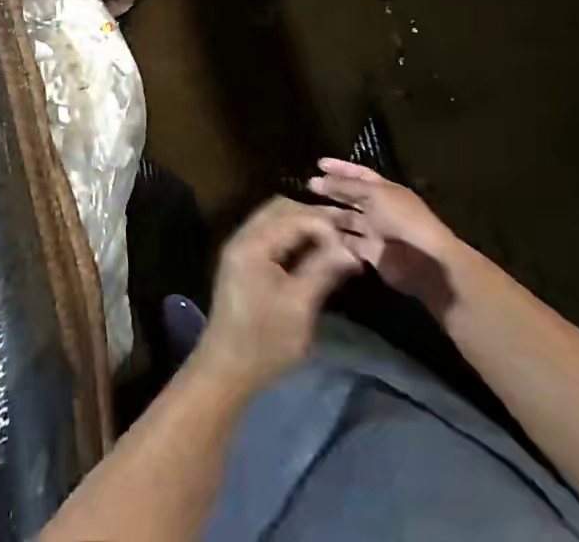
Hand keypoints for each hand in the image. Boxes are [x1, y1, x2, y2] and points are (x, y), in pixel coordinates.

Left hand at [194, 198, 362, 389]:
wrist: (225, 371)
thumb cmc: (264, 342)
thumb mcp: (300, 305)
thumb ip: (324, 270)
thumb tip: (352, 250)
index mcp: (253, 245)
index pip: (295, 216)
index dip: (326, 226)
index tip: (350, 246)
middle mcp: (242, 238)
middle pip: (282, 208)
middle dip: (314, 217)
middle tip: (344, 234)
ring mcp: (240, 248)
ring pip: (275, 219)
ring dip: (304, 225)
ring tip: (333, 242)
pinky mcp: (243, 261)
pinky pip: (270, 234)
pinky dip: (292, 236)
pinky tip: (313, 252)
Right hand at [308, 158, 464, 311]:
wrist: (423, 259)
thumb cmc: (402, 218)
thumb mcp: (375, 194)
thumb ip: (347, 186)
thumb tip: (320, 179)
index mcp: (385, 190)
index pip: (359, 174)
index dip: (341, 168)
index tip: (319, 164)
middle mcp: (379, 208)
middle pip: (351, 196)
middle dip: (331, 190)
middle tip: (308, 186)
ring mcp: (375, 231)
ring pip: (347, 220)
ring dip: (330, 215)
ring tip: (307, 212)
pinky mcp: (370, 252)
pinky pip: (349, 242)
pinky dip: (336, 239)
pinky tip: (319, 234)